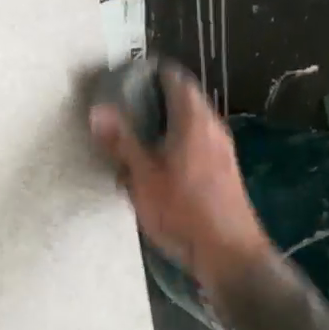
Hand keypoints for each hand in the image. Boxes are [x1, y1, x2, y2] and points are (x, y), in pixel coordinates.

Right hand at [89, 61, 273, 308]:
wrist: (230, 256)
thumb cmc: (184, 211)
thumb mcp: (143, 176)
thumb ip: (121, 142)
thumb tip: (98, 110)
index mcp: (194, 120)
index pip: (175, 79)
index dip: (150, 73)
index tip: (124, 77)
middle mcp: (212, 128)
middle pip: (182, 100)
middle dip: (152, 99)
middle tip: (121, 105)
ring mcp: (221, 151)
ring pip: (188, 124)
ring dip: (162, 124)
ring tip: (132, 134)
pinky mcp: (222, 172)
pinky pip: (194, 143)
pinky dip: (173, 142)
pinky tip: (154, 164)